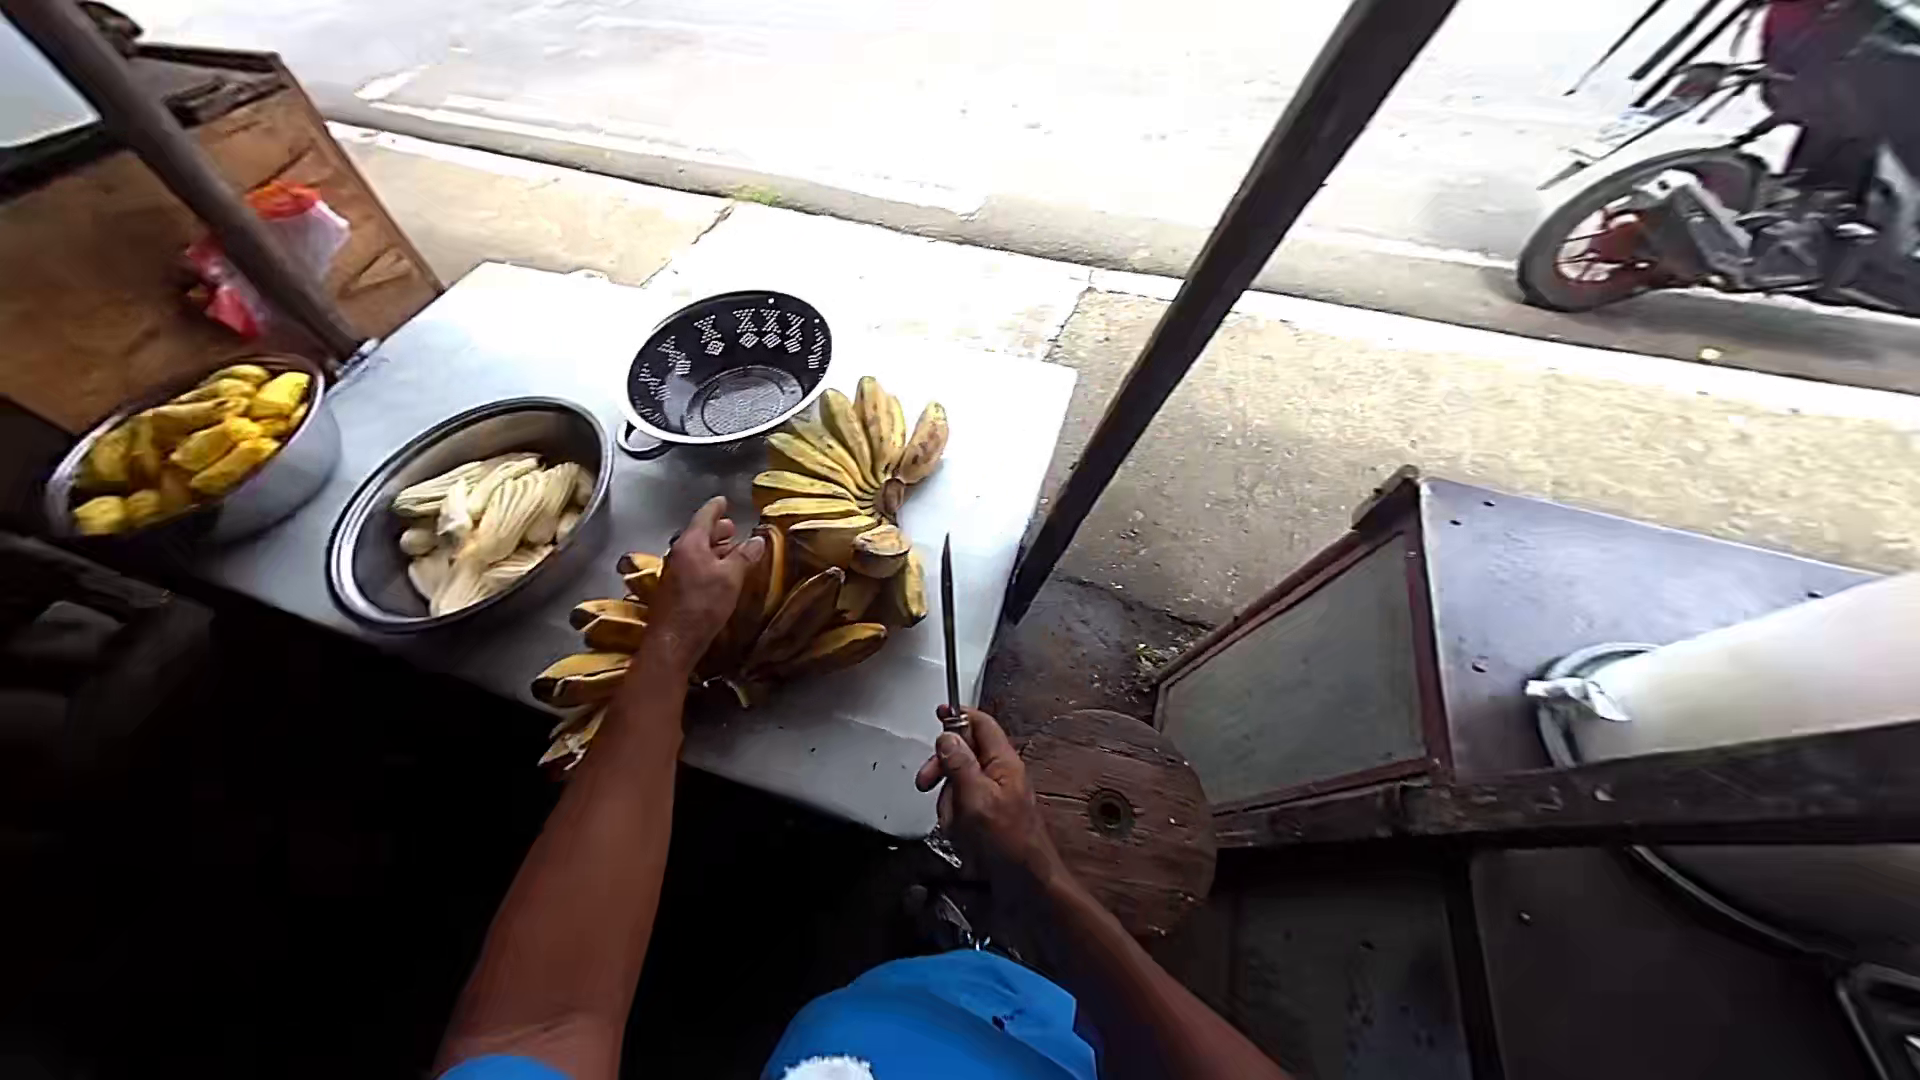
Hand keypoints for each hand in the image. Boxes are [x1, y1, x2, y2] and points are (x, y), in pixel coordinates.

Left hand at [641, 496, 764, 676]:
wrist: (674, 641)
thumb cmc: (703, 605)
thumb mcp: (731, 577)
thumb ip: (745, 556)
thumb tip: (758, 539)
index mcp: (690, 544)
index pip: (704, 517)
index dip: (716, 507)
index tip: (724, 500)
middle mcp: (678, 554)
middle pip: (698, 534)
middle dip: (717, 529)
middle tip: (733, 527)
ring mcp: (673, 572)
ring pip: (696, 551)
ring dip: (713, 548)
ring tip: (731, 549)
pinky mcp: (674, 590)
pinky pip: (693, 566)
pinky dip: (708, 563)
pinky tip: (719, 573)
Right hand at [915, 707, 1066, 889]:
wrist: (1026, 887)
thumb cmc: (1010, 843)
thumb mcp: (977, 797)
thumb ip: (960, 763)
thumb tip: (947, 736)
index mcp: (1003, 761)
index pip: (981, 724)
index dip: (959, 715)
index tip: (939, 712)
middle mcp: (999, 774)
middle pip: (963, 753)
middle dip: (942, 768)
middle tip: (926, 780)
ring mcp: (992, 796)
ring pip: (957, 783)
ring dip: (948, 802)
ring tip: (956, 822)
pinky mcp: (985, 817)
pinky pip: (960, 807)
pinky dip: (954, 819)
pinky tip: (960, 835)